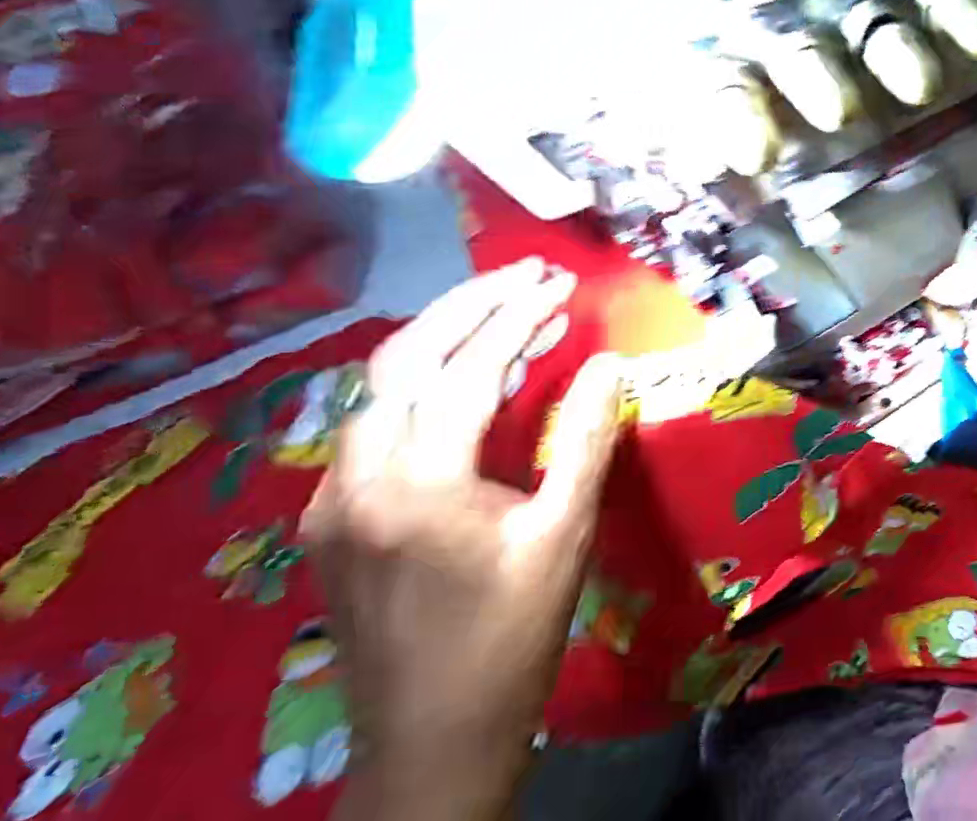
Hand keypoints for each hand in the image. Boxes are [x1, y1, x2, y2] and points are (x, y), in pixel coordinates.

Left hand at [299, 260, 625, 820]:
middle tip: (524, 274)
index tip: (559, 283)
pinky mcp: (332, 517)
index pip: (469, 370)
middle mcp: (358, 478)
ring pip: (379, 388)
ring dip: (443, 340)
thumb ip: (587, 440)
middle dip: (466, 304)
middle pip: (402, 359)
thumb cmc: (515, 633)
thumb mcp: (566, 532)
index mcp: (420, 484)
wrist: (431, 735)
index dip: (518, 319)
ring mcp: (333, 498)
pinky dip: (425, 385)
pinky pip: (375, 425)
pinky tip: (468, 385)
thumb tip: (611, 364)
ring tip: (505, 311)